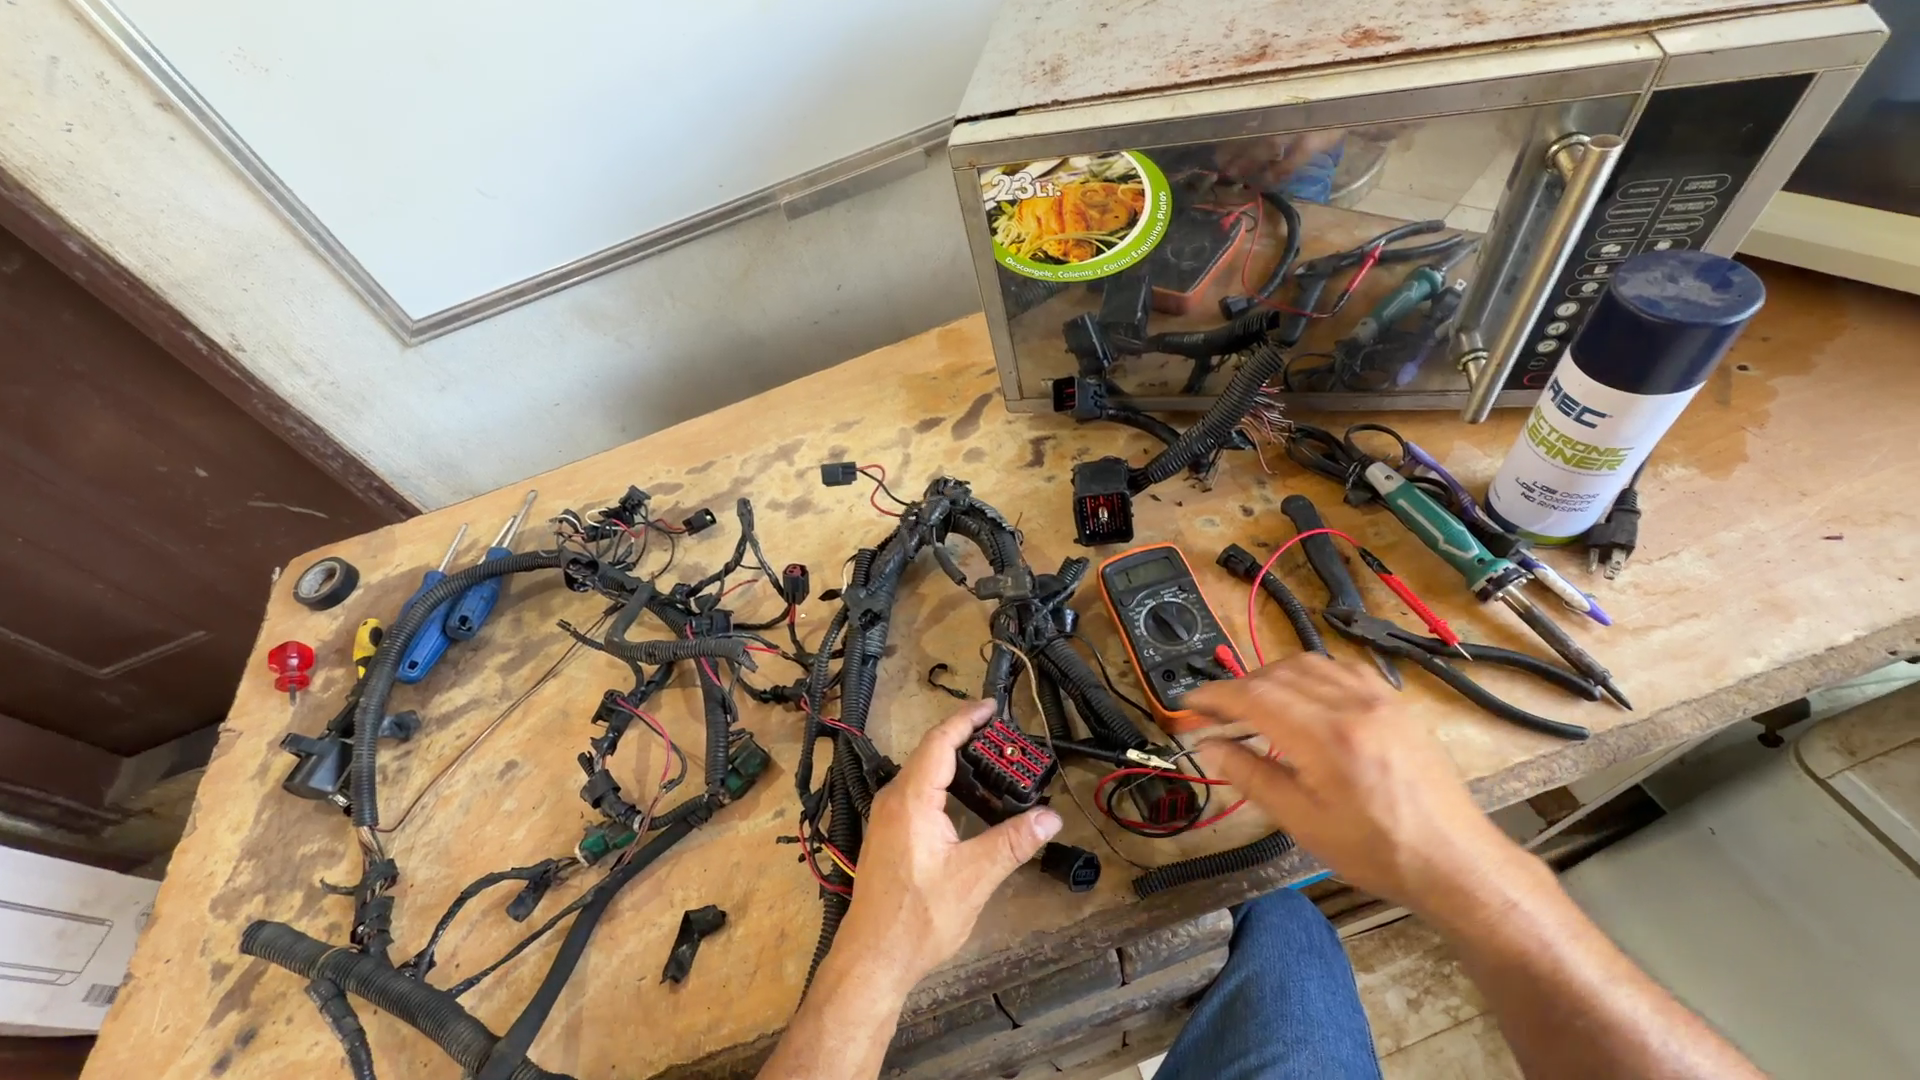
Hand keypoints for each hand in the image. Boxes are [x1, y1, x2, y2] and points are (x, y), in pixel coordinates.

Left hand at [833, 701, 1062, 989]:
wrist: (874, 958)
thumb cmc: (920, 917)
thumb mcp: (974, 878)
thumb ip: (1012, 842)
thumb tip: (1051, 817)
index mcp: (912, 799)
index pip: (940, 742)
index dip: (966, 719)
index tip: (992, 706)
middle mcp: (893, 800)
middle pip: (928, 751)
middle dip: (963, 735)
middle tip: (1001, 732)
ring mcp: (886, 817)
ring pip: (920, 771)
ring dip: (951, 758)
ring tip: (987, 756)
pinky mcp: (887, 834)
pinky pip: (915, 790)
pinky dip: (941, 780)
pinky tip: (962, 796)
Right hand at [1186, 654, 1523, 912]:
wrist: (1456, 863)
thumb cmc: (1374, 852)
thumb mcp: (1301, 822)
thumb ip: (1250, 776)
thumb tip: (1208, 744)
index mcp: (1325, 737)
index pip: (1253, 696)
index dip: (1214, 695)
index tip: (1189, 703)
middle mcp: (1352, 705)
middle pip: (1277, 673)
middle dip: (1239, 686)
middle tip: (1217, 712)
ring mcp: (1379, 699)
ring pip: (1309, 664)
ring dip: (1271, 676)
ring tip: (1254, 704)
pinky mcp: (1396, 704)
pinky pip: (1342, 669)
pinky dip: (1309, 675)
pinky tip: (1303, 697)